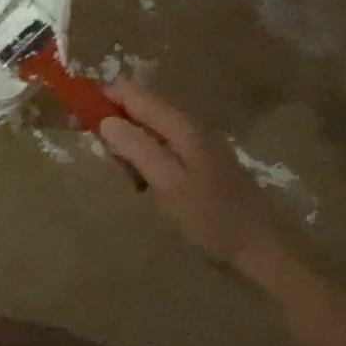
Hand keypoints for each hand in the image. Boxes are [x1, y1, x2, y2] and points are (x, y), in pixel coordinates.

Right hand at [94, 80, 301, 283]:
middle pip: (137, 109)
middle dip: (115, 129)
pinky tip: (150, 189)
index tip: (77, 121)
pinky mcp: (203, 165)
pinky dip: (147, 162)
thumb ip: (135, 147)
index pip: (130, 91)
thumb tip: (105, 119)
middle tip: (113, 165)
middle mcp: (188, 126)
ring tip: (133, 183)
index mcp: (179, 125)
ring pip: (148, 131)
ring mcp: (198, 145)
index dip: (100, 99)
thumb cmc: (213, 218)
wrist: (268, 253)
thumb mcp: (167, 184)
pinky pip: (162, 150)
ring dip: (131, 149)